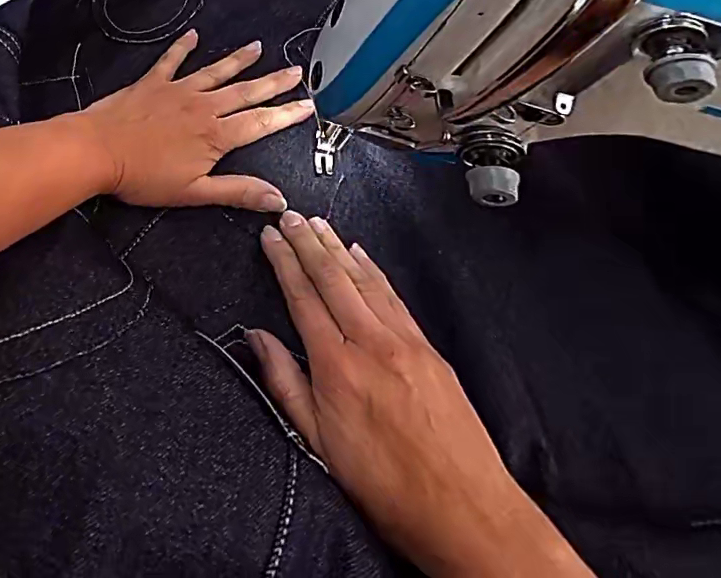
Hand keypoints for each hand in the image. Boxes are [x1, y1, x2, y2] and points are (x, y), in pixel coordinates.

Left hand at [74, 29, 311, 211]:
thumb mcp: (194, 193)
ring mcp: (179, 90)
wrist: (97, 151)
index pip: (261, 122)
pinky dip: (183, 47)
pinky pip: (172, 60)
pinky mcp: (154, 82)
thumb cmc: (142, 176)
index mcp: (215, 135)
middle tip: (295, 70)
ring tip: (257, 47)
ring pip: (217, 72)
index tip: (307, 105)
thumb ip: (238, 192)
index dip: (287, 114)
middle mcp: (203, 107)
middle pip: (246, 91)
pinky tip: (193, 35)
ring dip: (239, 60)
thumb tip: (276, 199)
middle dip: (274, 81)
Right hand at [250, 212, 592, 577]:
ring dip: (336, 245)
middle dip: (306, 241)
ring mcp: (402, 339)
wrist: (462, 506)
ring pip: (362, 278)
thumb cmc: (387, 486)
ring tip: (317, 223)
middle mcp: (370, 342)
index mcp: (337, 367)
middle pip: (331, 277)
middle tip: (289, 215)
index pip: (302, 296)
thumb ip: (285, 383)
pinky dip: (372, 268)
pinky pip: (391, 293)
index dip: (284, 262)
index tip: (271, 237)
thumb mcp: (319, 445)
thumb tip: (258, 339)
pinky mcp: (426, 344)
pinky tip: (360, 252)